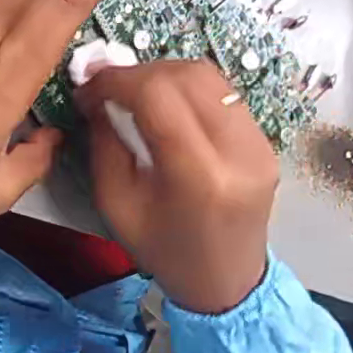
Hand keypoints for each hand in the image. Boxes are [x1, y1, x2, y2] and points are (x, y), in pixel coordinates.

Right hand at [76, 60, 278, 313]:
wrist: (225, 280)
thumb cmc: (163, 249)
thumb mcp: (115, 203)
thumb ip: (104, 143)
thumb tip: (97, 96)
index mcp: (198, 176)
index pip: (157, 95)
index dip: (115, 80)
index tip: (87, 88)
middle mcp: (238, 151)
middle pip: (186, 76)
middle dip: (136, 72)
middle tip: (105, 87)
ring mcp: (259, 143)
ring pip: (207, 75)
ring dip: (161, 74)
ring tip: (131, 92)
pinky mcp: (264, 140)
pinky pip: (221, 92)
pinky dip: (184, 87)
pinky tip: (162, 104)